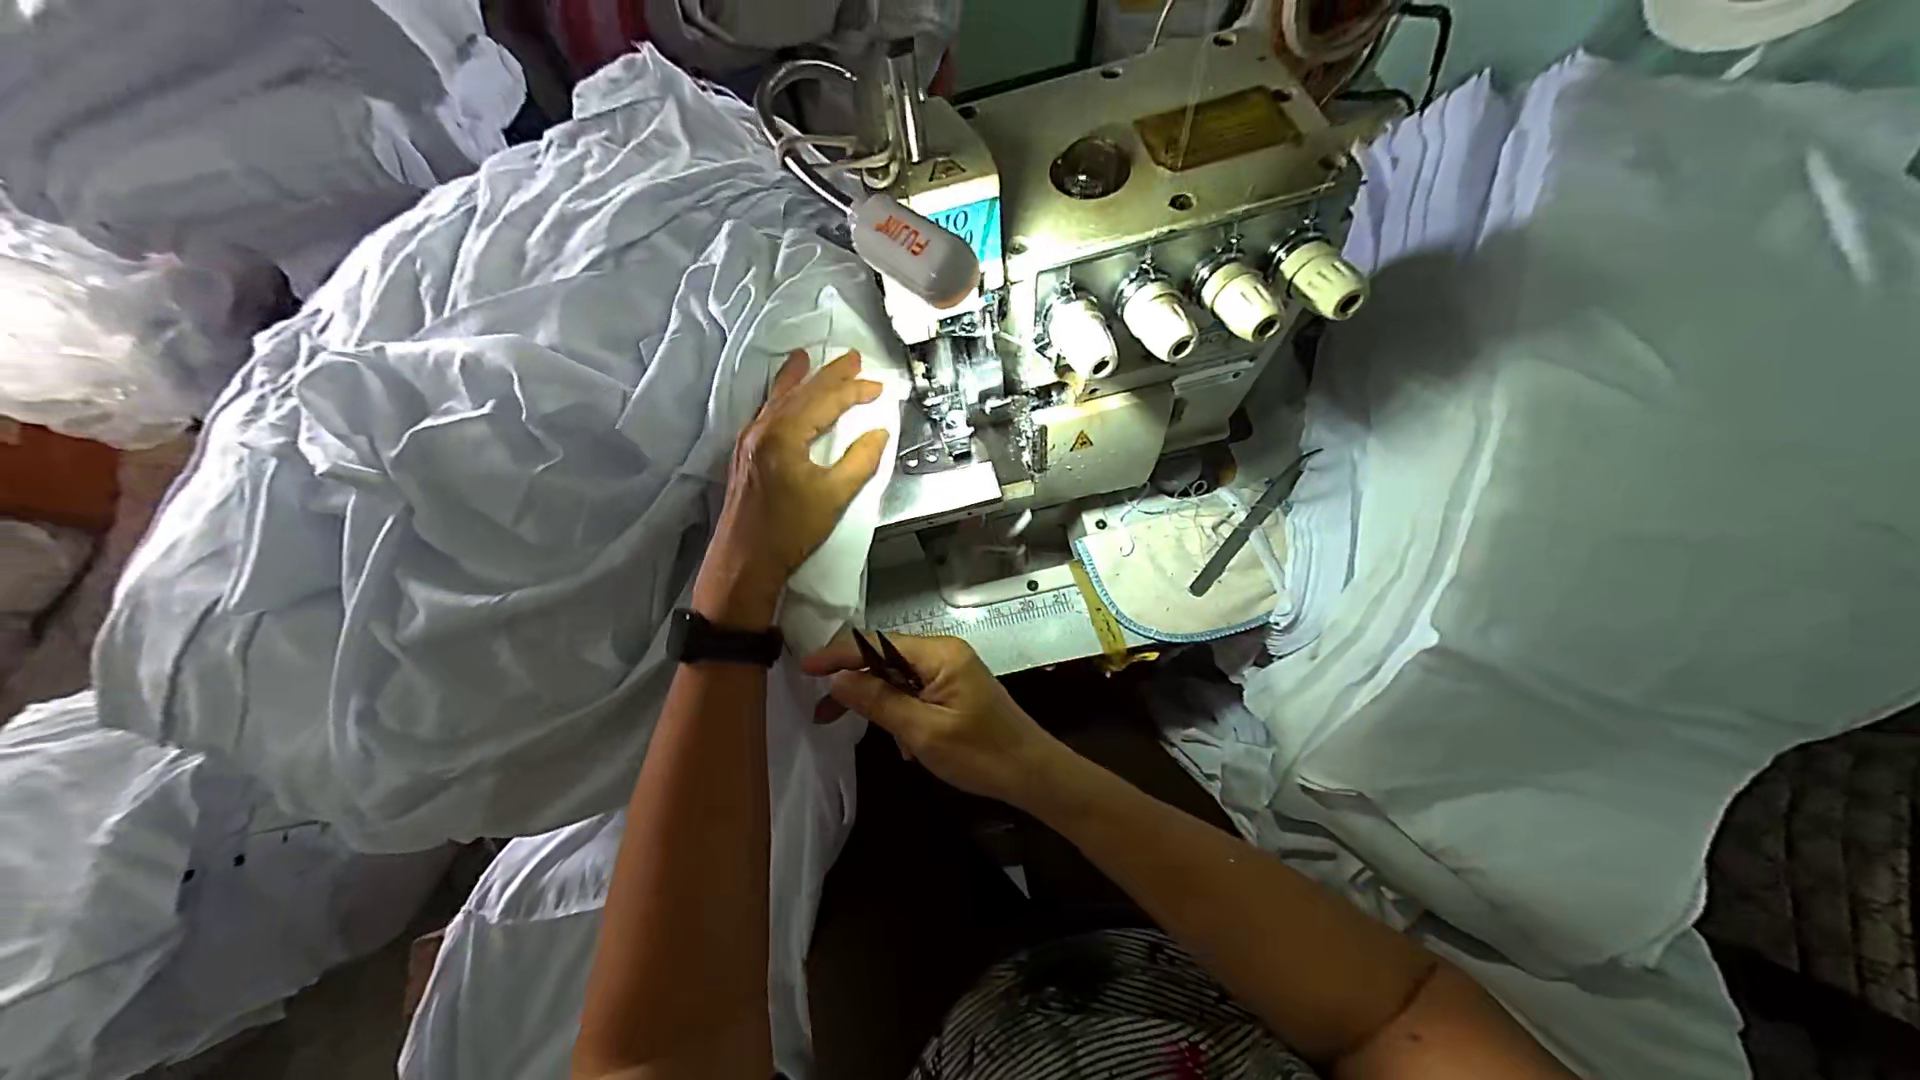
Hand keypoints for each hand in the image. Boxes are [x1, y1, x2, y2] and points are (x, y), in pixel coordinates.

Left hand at [696, 350, 887, 624]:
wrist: (744, 561)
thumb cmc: (790, 531)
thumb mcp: (834, 496)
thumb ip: (860, 461)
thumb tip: (879, 433)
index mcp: (784, 434)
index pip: (824, 401)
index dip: (853, 391)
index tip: (878, 387)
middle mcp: (761, 429)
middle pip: (800, 392)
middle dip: (828, 374)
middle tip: (852, 358)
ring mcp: (748, 441)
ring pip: (778, 399)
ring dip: (800, 379)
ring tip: (808, 359)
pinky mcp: (744, 455)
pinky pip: (766, 413)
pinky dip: (781, 398)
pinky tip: (784, 398)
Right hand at [800, 634, 1068, 808]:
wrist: (1033, 774)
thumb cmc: (980, 754)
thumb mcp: (922, 732)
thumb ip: (878, 701)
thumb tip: (837, 679)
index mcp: (938, 654)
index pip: (877, 643)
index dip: (838, 655)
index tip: (805, 670)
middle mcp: (944, 654)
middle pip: (886, 659)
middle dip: (854, 683)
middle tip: (822, 712)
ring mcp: (951, 671)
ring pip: (898, 678)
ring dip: (877, 702)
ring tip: (856, 730)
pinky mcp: (955, 690)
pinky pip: (915, 692)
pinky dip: (900, 713)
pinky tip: (901, 743)